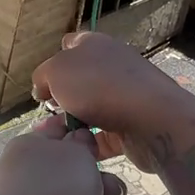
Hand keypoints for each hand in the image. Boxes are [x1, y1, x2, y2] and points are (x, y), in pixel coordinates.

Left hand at [0, 115, 124, 194]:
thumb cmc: (50, 193)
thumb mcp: (72, 154)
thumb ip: (82, 142)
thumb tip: (79, 137)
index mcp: (31, 152)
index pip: (59, 134)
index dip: (82, 138)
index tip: (97, 148)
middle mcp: (38, 186)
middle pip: (87, 182)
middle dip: (106, 190)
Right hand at [30, 32, 191, 169]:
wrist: (152, 119)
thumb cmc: (98, 86)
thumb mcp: (55, 72)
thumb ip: (42, 77)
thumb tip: (44, 89)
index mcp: (95, 45)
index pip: (71, 44)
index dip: (55, 60)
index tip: (45, 83)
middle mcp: (113, 66)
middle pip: (79, 80)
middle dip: (61, 98)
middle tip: (48, 113)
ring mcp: (125, 95)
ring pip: (89, 109)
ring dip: (72, 124)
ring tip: (56, 138)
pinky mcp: (133, 124)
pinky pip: (103, 134)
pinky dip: (89, 143)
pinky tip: (76, 151)